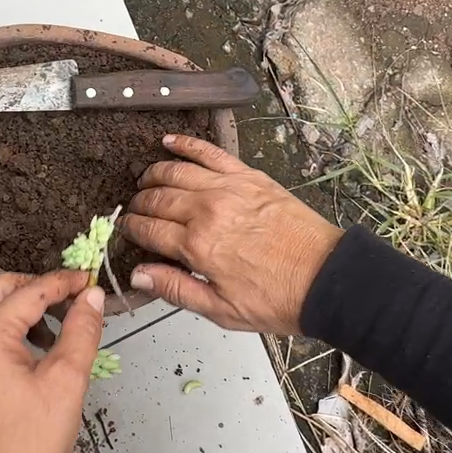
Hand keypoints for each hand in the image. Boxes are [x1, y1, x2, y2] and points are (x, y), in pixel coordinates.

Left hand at [0, 268, 105, 452]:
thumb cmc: (34, 439)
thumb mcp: (67, 381)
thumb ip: (82, 330)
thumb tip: (92, 296)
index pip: (30, 291)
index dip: (63, 282)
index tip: (89, 280)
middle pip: (4, 289)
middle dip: (40, 288)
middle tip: (73, 298)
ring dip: (27, 308)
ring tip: (61, 327)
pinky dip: (14, 328)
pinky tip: (41, 348)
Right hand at [121, 134, 342, 334]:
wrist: (326, 278)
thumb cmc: (276, 299)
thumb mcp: (222, 310)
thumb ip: (176, 289)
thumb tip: (137, 276)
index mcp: (198, 246)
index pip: (149, 230)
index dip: (132, 229)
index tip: (126, 230)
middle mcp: (206, 210)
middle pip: (158, 198)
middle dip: (139, 203)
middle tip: (134, 209)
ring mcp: (227, 188)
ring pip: (175, 171)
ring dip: (154, 174)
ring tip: (145, 181)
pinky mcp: (247, 175)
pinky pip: (208, 152)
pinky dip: (185, 144)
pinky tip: (168, 142)